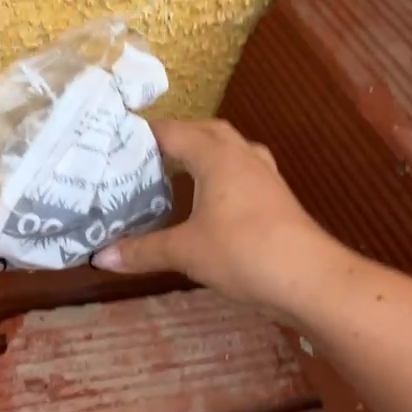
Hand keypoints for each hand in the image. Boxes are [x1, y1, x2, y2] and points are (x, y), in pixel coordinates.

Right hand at [91, 120, 353, 321]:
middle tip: (144, 154)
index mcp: (216, 156)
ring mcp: (264, 176)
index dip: (143, 134)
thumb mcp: (184, 251)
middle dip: (176, 137)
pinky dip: (222, 174)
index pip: (173, 132)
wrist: (312, 280)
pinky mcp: (276, 198)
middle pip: (205, 131)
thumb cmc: (243, 253)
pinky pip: (243, 171)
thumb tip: (99, 257)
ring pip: (230, 148)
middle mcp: (241, 156)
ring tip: (177, 169)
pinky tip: (210, 198)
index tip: (114, 141)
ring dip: (204, 152)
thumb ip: (142, 250)